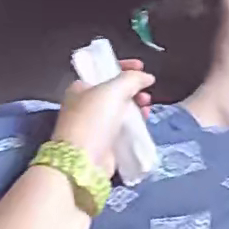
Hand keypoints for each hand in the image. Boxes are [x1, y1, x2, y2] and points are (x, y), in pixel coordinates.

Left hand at [51, 60, 155, 176]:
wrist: (83, 161)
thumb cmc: (94, 119)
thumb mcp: (113, 90)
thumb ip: (132, 79)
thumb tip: (147, 77)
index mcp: (80, 88)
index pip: (103, 70)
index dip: (124, 66)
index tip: (142, 66)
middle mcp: (85, 105)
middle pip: (114, 91)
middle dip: (133, 88)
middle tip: (146, 91)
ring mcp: (94, 125)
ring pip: (121, 109)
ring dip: (136, 105)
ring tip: (147, 107)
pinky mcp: (104, 143)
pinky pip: (123, 127)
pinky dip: (135, 122)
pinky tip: (144, 121)